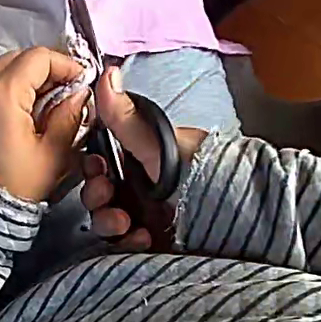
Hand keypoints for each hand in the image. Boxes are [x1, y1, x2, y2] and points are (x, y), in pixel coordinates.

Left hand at [0, 48, 90, 200]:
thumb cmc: (16, 185)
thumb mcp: (52, 154)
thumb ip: (69, 116)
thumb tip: (79, 94)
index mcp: (2, 95)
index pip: (37, 58)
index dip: (65, 64)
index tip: (81, 80)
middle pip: (17, 58)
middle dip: (45, 69)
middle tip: (67, 90)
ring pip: (0, 69)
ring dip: (26, 78)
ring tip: (47, 102)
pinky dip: (8, 89)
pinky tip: (24, 111)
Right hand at [79, 66, 207, 250]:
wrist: (228, 204)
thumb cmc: (194, 166)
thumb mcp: (154, 140)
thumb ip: (123, 116)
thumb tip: (107, 73)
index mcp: (136, 162)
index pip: (99, 168)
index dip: (92, 170)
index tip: (97, 168)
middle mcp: (137, 190)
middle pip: (98, 198)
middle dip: (97, 199)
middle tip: (109, 196)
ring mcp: (145, 217)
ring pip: (107, 225)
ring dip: (108, 223)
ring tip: (125, 223)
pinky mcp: (153, 241)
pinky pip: (126, 248)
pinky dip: (129, 243)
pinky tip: (143, 238)